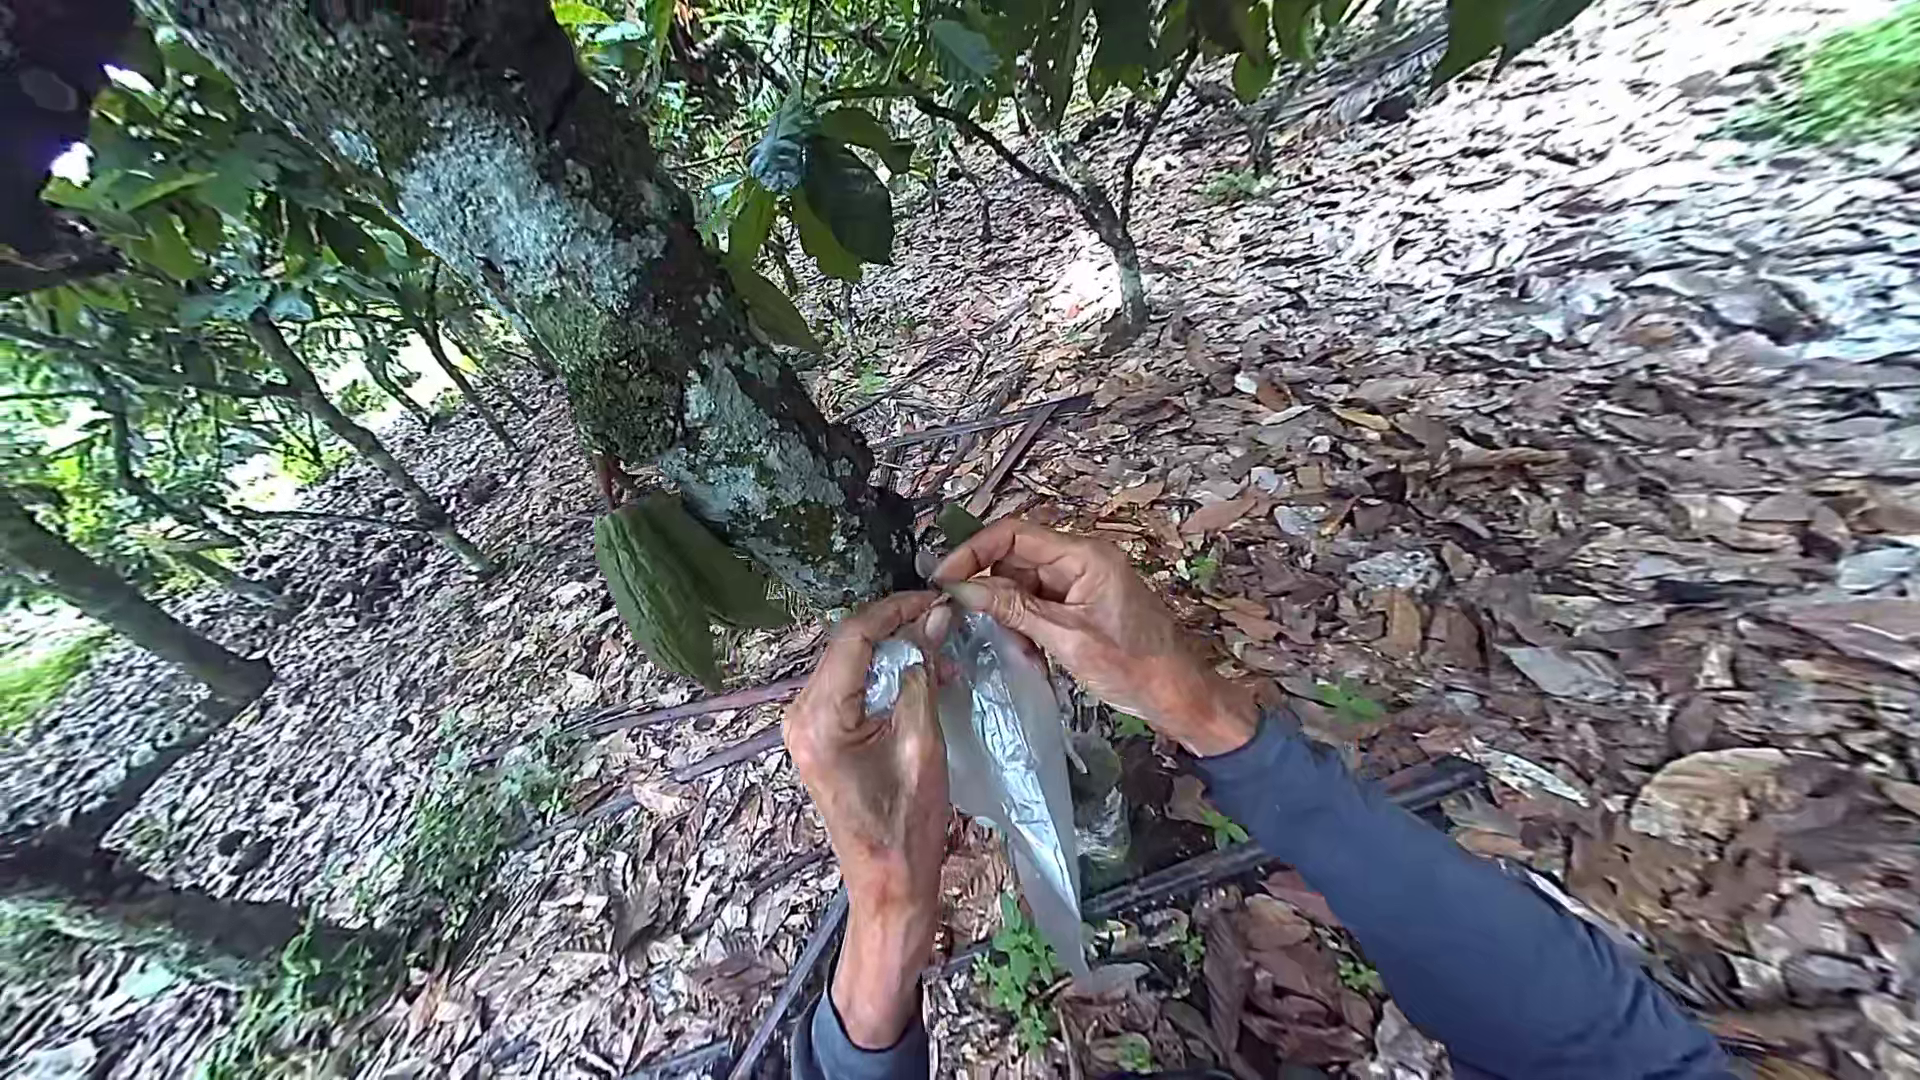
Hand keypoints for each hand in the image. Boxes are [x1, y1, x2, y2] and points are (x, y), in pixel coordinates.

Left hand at [784, 592, 948, 1047]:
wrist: (887, 884)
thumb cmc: (908, 823)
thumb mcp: (922, 742)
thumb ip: (923, 672)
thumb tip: (937, 617)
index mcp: (820, 717)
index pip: (855, 637)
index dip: (897, 609)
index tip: (936, 600)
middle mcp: (800, 713)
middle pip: (848, 645)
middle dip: (896, 625)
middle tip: (942, 620)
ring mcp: (804, 724)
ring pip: (850, 660)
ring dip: (893, 648)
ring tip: (938, 646)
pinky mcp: (818, 733)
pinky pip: (850, 684)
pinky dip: (884, 672)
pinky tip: (918, 673)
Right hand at [932, 518, 1256, 755]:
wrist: (1177, 696)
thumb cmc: (1131, 666)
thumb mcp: (1066, 637)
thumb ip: (1013, 608)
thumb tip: (961, 588)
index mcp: (1082, 555)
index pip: (1013, 534)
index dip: (972, 551)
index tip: (942, 579)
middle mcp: (1078, 560)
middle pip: (1013, 559)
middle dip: (987, 588)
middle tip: (961, 619)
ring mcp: (1078, 582)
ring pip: (1021, 584)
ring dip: (1006, 614)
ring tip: (1009, 647)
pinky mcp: (1078, 603)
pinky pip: (1037, 603)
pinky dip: (1024, 625)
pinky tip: (1026, 653)